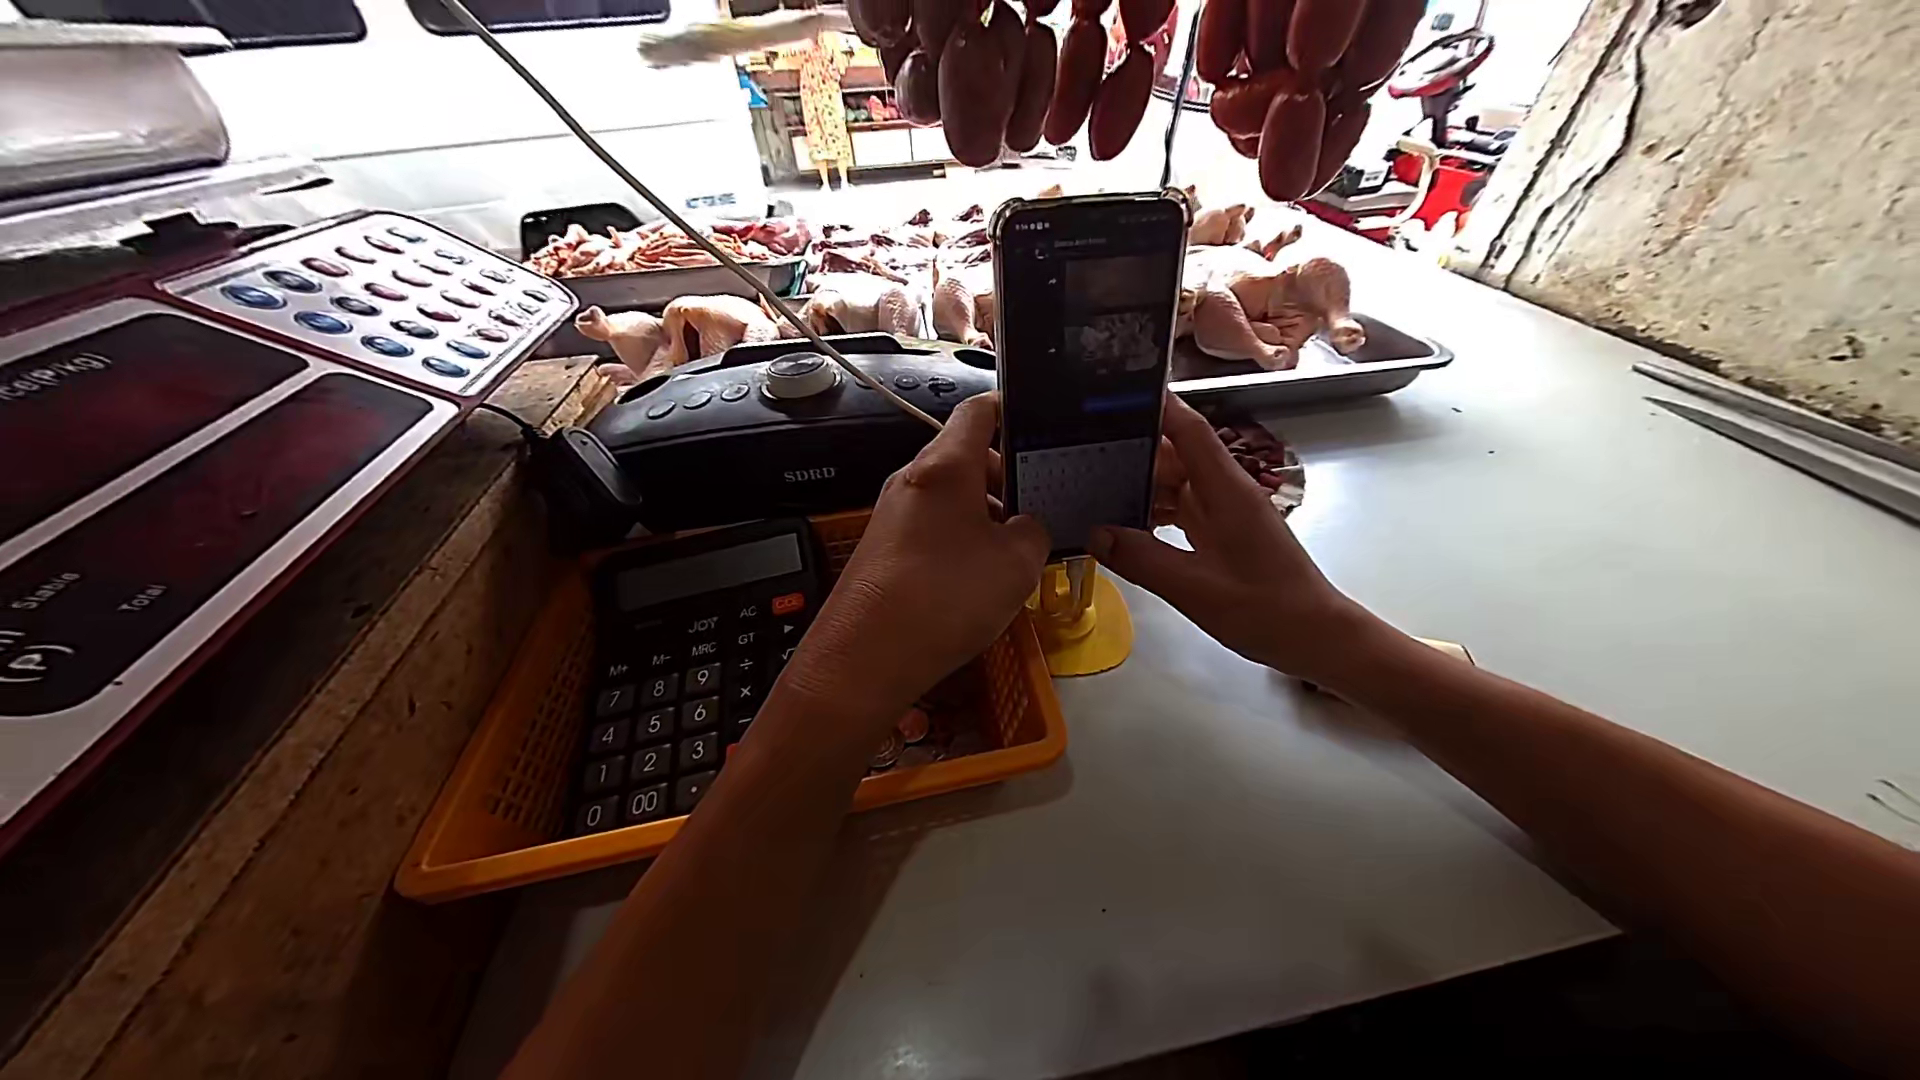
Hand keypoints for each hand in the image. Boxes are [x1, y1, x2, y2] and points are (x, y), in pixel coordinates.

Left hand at [782, 393, 1049, 724]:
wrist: (867, 656)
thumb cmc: (943, 598)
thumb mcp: (1017, 563)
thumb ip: (1034, 532)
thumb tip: (1026, 527)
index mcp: (945, 466)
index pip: (978, 411)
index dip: (1009, 409)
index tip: (1034, 421)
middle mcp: (911, 480)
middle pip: (965, 457)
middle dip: (1005, 478)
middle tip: (1037, 508)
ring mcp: (893, 514)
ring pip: (949, 496)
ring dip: (984, 514)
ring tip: (1013, 551)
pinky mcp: (884, 548)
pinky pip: (931, 527)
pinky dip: (959, 538)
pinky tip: (978, 576)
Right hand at [1089, 394, 1384, 686]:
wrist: (1315, 637)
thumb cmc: (1267, 610)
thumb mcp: (1194, 588)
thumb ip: (1142, 559)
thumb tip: (1096, 533)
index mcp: (1226, 491)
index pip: (1189, 430)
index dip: (1157, 406)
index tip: (1117, 392)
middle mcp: (1225, 493)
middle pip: (1174, 456)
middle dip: (1132, 450)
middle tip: (1083, 452)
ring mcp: (1224, 513)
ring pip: (1174, 484)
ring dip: (1139, 484)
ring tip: (1094, 487)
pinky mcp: (1221, 533)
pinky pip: (1179, 510)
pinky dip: (1151, 511)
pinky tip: (1124, 524)